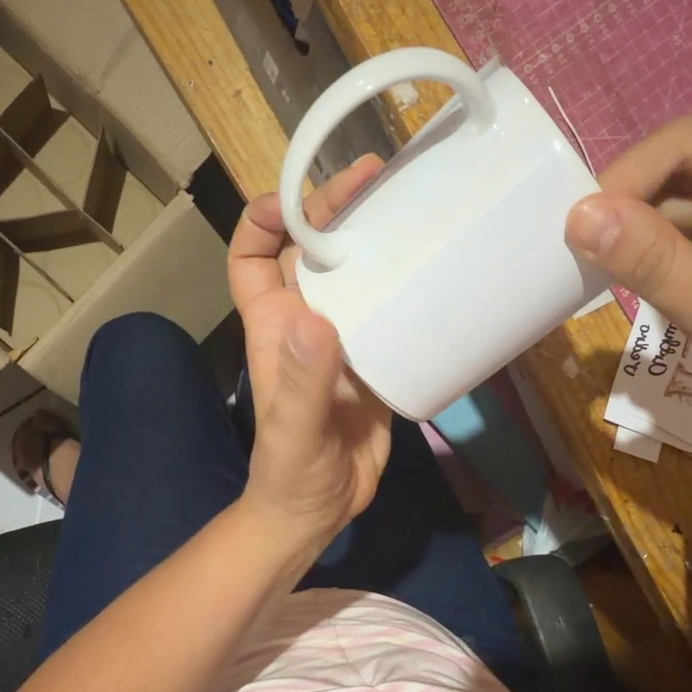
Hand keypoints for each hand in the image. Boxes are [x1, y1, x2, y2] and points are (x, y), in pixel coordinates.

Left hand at [228, 156, 392, 548]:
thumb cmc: (290, 475)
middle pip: (311, 250)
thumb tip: (316, 318)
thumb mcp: (295, 432)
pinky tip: (440, 269)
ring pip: (354, 275)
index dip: (263, 219)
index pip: (251, 257)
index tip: (298, 196)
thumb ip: (301, 383)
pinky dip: (408, 287)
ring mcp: (343, 341)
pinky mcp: (376, 361)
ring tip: (418, 205)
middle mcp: (305, 323)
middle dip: (336, 209)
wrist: (320, 513)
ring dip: (378, 240)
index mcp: (274, 327)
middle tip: (382, 178)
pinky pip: (389, 311)